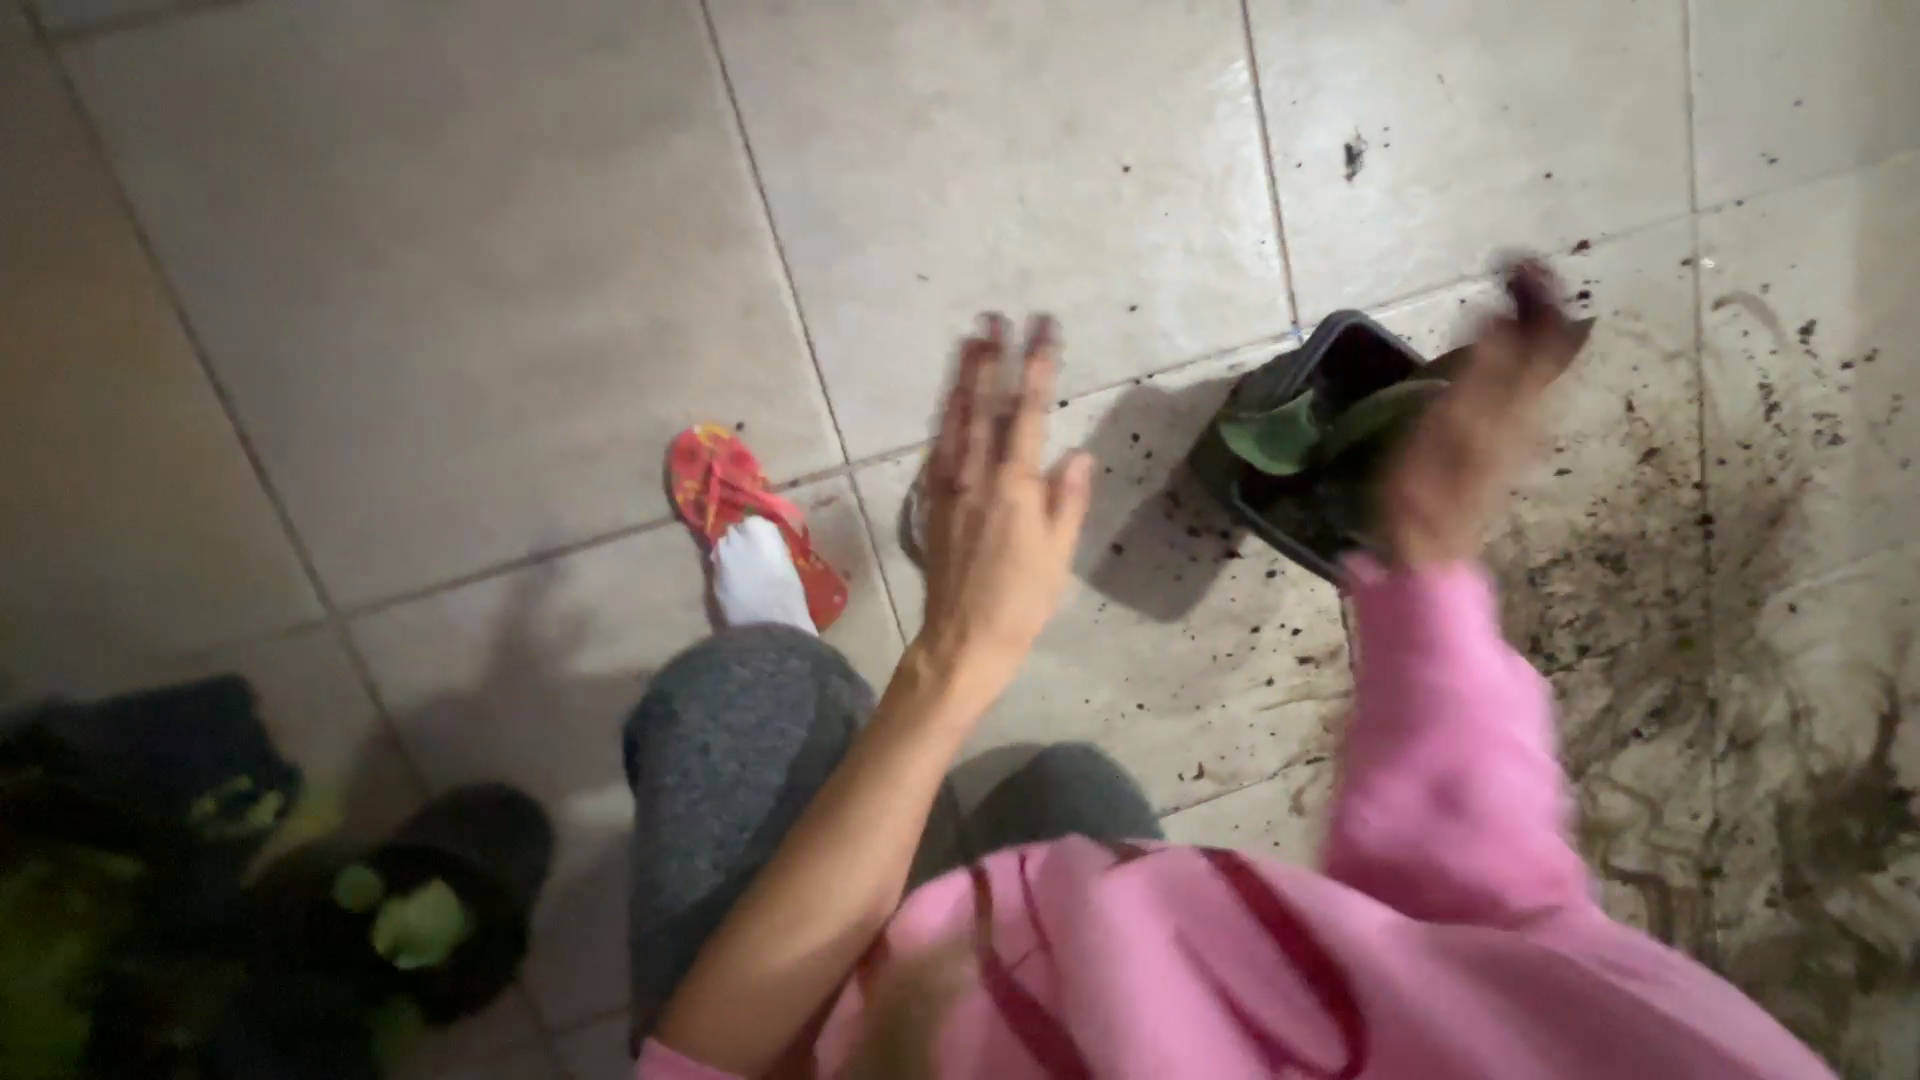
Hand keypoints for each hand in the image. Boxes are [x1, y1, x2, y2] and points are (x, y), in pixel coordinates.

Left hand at [916, 314, 1092, 687]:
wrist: (964, 637)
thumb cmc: (1021, 600)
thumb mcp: (1058, 554)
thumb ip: (1066, 499)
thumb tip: (1077, 453)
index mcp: (1013, 487)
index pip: (1026, 414)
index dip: (1035, 367)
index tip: (1042, 329)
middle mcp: (975, 478)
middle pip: (981, 408)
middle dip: (989, 360)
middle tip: (991, 319)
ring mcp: (947, 489)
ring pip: (952, 424)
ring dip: (959, 381)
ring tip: (965, 344)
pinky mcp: (931, 505)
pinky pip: (936, 451)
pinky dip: (943, 422)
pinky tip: (946, 407)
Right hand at [1380, 260, 1580, 566]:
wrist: (1430, 550)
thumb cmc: (1426, 492)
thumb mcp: (1446, 426)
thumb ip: (1481, 370)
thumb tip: (1503, 314)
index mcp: (1518, 402)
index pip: (1545, 334)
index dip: (1536, 293)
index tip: (1511, 262)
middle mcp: (1533, 410)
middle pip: (1551, 346)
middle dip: (1537, 303)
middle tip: (1512, 273)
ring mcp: (1522, 429)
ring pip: (1542, 366)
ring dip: (1529, 327)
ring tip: (1508, 302)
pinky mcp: (1506, 444)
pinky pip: (1526, 386)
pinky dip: (1518, 357)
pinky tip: (1498, 355)